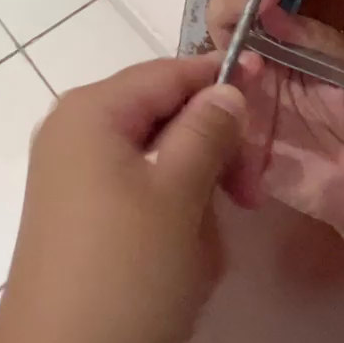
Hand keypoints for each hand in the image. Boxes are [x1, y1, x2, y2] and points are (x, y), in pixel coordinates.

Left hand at [0, 55, 250, 342]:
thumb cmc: (125, 270)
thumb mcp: (178, 195)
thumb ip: (207, 132)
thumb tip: (226, 87)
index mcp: (92, 109)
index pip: (166, 72)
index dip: (218, 78)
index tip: (270, 88)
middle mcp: (75, 130)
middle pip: (161, 116)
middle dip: (209, 154)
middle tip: (248, 198)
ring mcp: (72, 174)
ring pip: (156, 163)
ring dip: (191, 198)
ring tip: (199, 253)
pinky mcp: (78, 216)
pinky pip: (137, 197)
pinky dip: (167, 221)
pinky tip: (179, 266)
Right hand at [206, 0, 343, 238]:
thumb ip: (316, 41)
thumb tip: (270, 10)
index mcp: (282, 43)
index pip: (247, 2)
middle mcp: (254, 69)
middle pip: (217, 27)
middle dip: (224, 13)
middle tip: (246, 27)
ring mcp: (242, 108)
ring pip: (202, 74)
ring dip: (214, 65)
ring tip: (250, 75)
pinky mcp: (239, 150)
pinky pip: (209, 130)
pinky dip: (207, 119)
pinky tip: (226, 115)